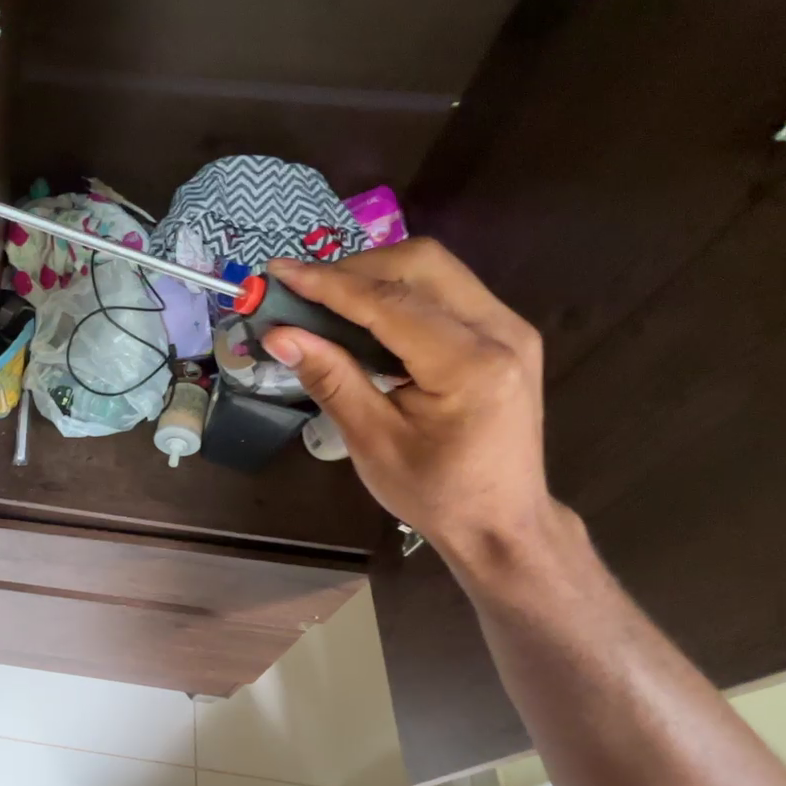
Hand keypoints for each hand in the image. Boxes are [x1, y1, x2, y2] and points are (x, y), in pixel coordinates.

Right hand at [257, 240, 556, 556]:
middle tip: (301, 293)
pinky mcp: (502, 332)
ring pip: (433, 269)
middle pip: (421, 264)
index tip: (277, 274)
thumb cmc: (435, 491)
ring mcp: (508, 327)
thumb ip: (330, 378)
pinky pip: (443, 290)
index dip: (329, 284)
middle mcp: (501, 332)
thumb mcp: (372, 441)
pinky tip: (361, 318)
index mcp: (471, 366)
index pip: (390, 303)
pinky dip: (394, 291)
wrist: (502, 521)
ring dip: (373, 275)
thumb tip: (277, 335)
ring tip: (324, 302)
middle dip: (353, 269)